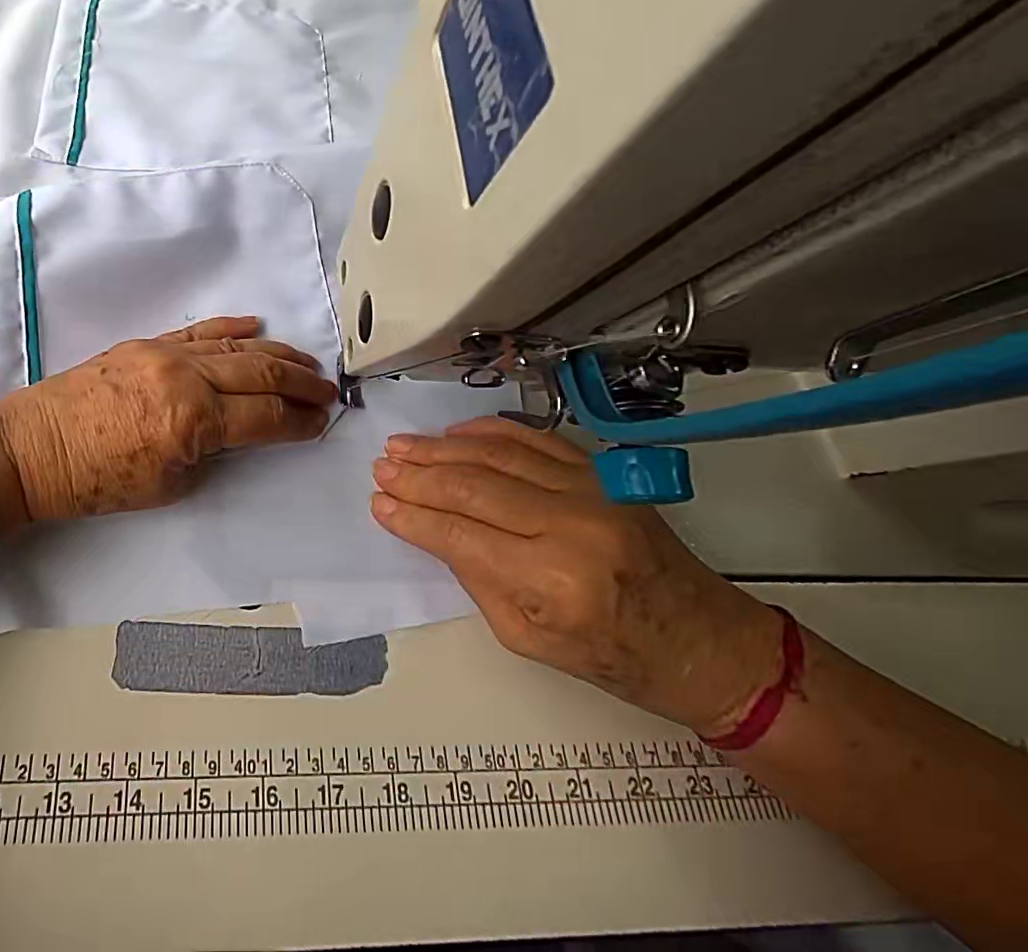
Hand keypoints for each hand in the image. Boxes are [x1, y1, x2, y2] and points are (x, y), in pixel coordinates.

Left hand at [0, 316, 338, 535]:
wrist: (31, 449)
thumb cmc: (93, 482)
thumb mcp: (166, 486)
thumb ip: (208, 453)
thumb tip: (231, 432)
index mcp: (192, 421)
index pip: (266, 417)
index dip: (299, 422)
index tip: (321, 423)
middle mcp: (184, 378)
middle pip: (260, 374)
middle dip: (301, 383)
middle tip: (328, 390)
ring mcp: (162, 354)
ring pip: (234, 348)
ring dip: (276, 355)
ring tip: (306, 363)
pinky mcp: (142, 344)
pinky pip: (196, 332)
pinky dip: (229, 330)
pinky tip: (255, 328)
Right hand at [369, 417, 781, 735]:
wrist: (705, 642)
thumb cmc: (611, 654)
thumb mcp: (523, 635)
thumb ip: (475, 577)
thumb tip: (433, 530)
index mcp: (553, 579)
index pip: (458, 534)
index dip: (412, 517)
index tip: (379, 503)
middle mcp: (574, 527)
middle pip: (473, 487)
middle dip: (418, 477)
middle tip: (382, 468)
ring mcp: (594, 494)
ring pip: (497, 456)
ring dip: (441, 449)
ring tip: (402, 446)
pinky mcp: (605, 478)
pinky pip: (536, 441)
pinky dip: (490, 432)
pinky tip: (454, 433)